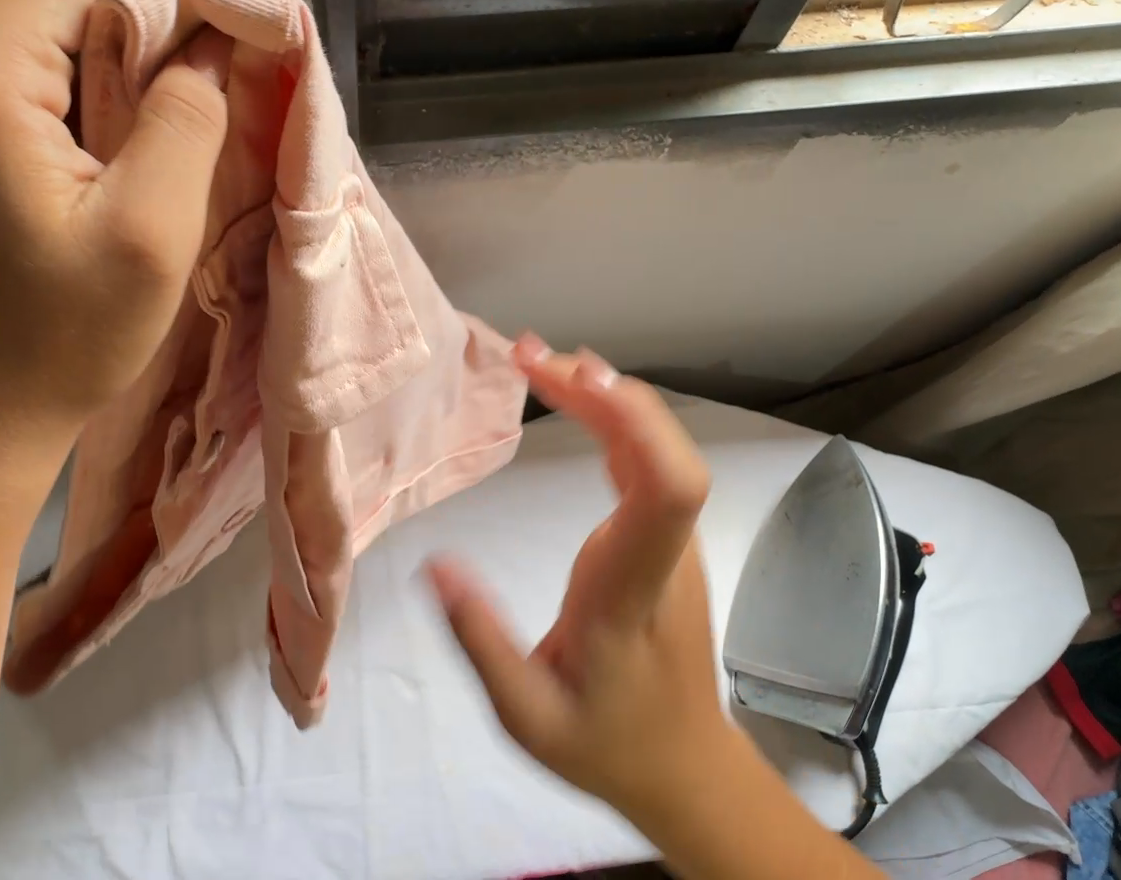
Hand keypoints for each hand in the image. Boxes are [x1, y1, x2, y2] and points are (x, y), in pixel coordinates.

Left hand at [0, 0, 231, 429]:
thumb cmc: (59, 342)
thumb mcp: (153, 233)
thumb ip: (189, 115)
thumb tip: (210, 38)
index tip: (214, 62)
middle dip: (136, 37)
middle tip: (180, 121)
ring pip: (27, 26)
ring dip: (97, 71)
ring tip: (130, 155)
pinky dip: (53, 96)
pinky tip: (76, 164)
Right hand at [426, 335, 722, 817]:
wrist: (685, 766)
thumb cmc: (605, 741)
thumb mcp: (526, 715)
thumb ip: (480, 642)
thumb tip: (434, 566)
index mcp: (632, 589)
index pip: (669, 491)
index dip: (635, 424)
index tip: (576, 380)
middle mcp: (664, 551)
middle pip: (661, 448)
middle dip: (600, 388)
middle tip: (526, 354)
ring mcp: (668, 540)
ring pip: (655, 445)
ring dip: (601, 393)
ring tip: (534, 360)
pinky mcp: (659, 537)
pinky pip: (644, 459)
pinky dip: (608, 415)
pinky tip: (573, 390)